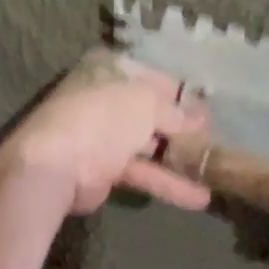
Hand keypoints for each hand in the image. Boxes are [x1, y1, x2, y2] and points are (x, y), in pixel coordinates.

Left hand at [0, 49, 212, 215]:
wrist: (53, 166)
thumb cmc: (102, 118)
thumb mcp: (146, 104)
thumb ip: (176, 112)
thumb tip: (201, 118)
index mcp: (110, 71)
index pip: (152, 77)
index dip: (181, 93)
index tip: (208, 109)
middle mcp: (105, 99)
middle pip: (150, 112)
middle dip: (182, 128)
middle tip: (215, 140)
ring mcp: (103, 137)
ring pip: (148, 145)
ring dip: (180, 159)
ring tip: (215, 172)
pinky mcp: (104, 171)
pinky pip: (142, 172)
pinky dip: (167, 183)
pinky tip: (198, 198)